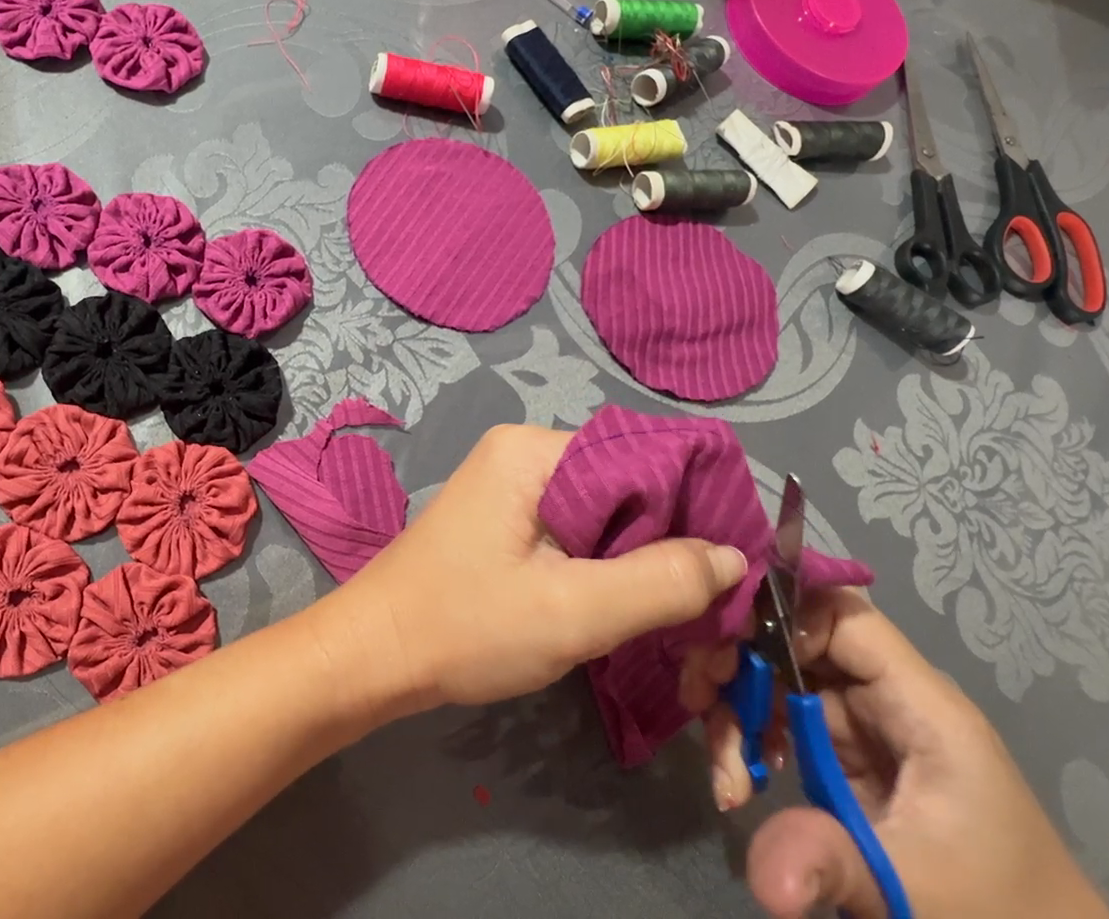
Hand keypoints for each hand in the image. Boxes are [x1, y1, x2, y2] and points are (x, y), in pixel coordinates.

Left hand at [316, 424, 747, 713]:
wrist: (373, 657)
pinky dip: (605, 571)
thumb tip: (735, 555)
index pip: (650, 458)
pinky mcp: (506, 524)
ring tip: (672, 617)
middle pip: (631, 488)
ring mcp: (512, 490)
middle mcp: (525, 455)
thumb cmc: (464, 630)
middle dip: (672, 546)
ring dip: (640, 566)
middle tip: (709, 610)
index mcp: (535, 451)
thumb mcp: (573, 611)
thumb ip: (661, 581)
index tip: (736, 573)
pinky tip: (621, 609)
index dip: (700, 512)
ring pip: (608, 518)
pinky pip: (577, 535)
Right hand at [679, 589, 1108, 918]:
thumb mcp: (913, 884)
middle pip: (795, 643)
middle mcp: (888, 701)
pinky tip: (741, 784)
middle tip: (697, 705)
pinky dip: (748, 742)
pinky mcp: (844, 757)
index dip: (779, 616)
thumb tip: (761, 876)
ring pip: (778, 682)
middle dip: (738, 666)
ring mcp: (863, 729)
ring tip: (726, 776)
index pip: (841, 616)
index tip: (725, 655)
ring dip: (735, 714)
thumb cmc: (996, 911)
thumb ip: (832, 861)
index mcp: (921, 706)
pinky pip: (780, 722)